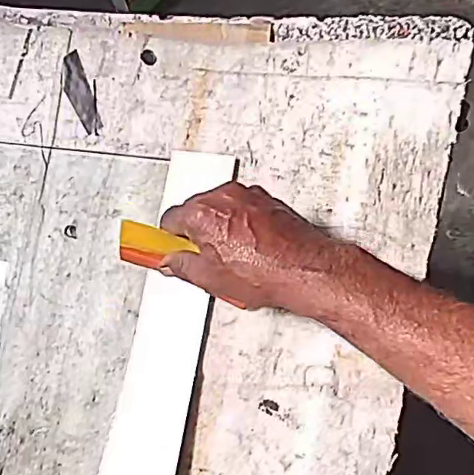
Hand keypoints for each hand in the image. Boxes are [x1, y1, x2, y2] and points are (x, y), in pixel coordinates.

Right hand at [159, 182, 351, 313]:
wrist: (305, 270)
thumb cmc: (266, 273)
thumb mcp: (211, 279)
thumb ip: (182, 266)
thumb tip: (170, 262)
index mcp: (202, 213)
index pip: (169, 220)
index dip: (169, 240)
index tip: (168, 250)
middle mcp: (223, 196)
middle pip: (194, 211)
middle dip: (195, 234)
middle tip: (203, 260)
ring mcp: (247, 195)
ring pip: (219, 209)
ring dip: (219, 229)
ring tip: (231, 259)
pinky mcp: (266, 200)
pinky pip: (241, 210)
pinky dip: (240, 225)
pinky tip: (248, 251)